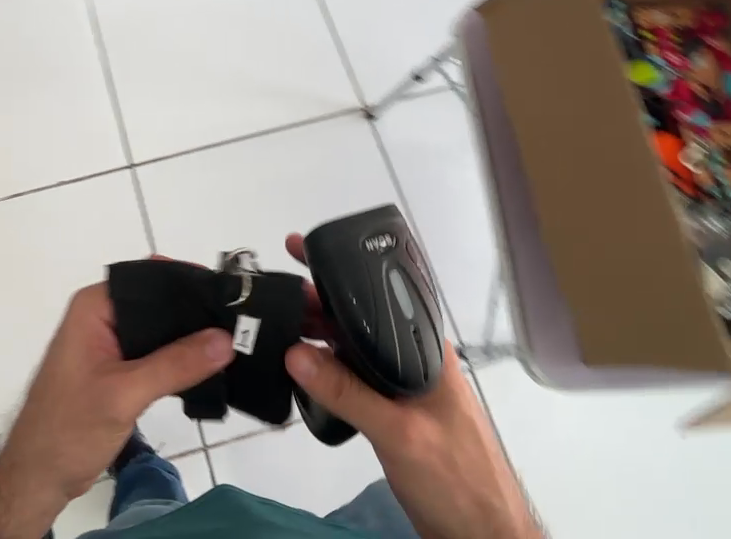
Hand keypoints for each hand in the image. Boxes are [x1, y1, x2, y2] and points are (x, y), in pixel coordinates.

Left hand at [0, 283, 233, 538]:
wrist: (38, 477)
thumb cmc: (70, 427)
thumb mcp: (125, 394)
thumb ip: (175, 364)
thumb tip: (224, 339)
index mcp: (95, 306)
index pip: (148, 279)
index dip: (186, 283)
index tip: (226, 296)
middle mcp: (101, 314)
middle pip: (156, 302)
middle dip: (192, 312)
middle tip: (236, 323)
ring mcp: (108, 341)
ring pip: (158, 328)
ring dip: (188, 338)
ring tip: (230, 344)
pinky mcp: (116, 367)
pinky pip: (154, 351)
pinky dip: (177, 359)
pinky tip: (206, 367)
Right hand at [283, 234, 539, 538]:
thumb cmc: (456, 480)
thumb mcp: (399, 434)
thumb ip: (348, 392)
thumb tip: (295, 352)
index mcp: (424, 349)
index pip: (377, 294)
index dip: (339, 269)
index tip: (302, 249)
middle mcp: (412, 359)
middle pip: (359, 319)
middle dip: (318, 301)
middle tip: (275, 295)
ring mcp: (402, 387)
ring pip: (352, 348)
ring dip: (318, 335)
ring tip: (278, 325)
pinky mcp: (392, 413)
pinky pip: (352, 377)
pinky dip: (324, 368)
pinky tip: (301, 368)